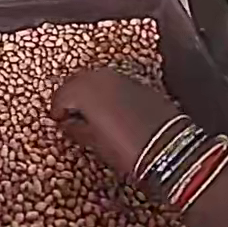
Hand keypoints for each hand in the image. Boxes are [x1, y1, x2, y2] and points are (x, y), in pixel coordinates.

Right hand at [52, 67, 182, 178]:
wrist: (170, 149)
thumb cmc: (126, 149)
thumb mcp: (94, 142)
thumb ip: (75, 129)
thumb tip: (67, 123)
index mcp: (84, 90)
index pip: (60, 95)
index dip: (57, 110)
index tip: (57, 122)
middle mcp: (100, 77)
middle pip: (76, 82)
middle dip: (70, 97)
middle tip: (70, 116)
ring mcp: (121, 78)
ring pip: (95, 79)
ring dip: (88, 93)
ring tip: (89, 114)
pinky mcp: (138, 84)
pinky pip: (112, 83)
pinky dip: (106, 93)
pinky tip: (109, 110)